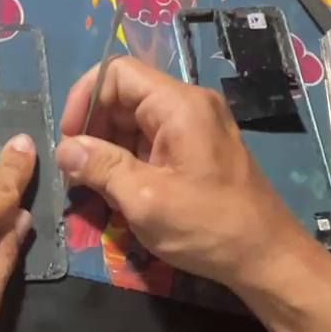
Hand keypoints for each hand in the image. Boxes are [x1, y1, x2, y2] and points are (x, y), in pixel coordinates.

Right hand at [56, 58, 315, 294]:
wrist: (266, 258)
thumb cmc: (207, 226)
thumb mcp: (144, 198)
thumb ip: (101, 167)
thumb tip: (63, 149)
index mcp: (178, 105)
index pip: (117, 73)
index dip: (84, 99)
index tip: (70, 140)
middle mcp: (187, 106)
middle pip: (123, 96)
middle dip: (92, 129)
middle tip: (76, 170)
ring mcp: (193, 129)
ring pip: (132, 122)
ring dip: (106, 149)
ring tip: (93, 185)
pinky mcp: (194, 152)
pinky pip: (148, 143)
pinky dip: (125, 161)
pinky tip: (116, 192)